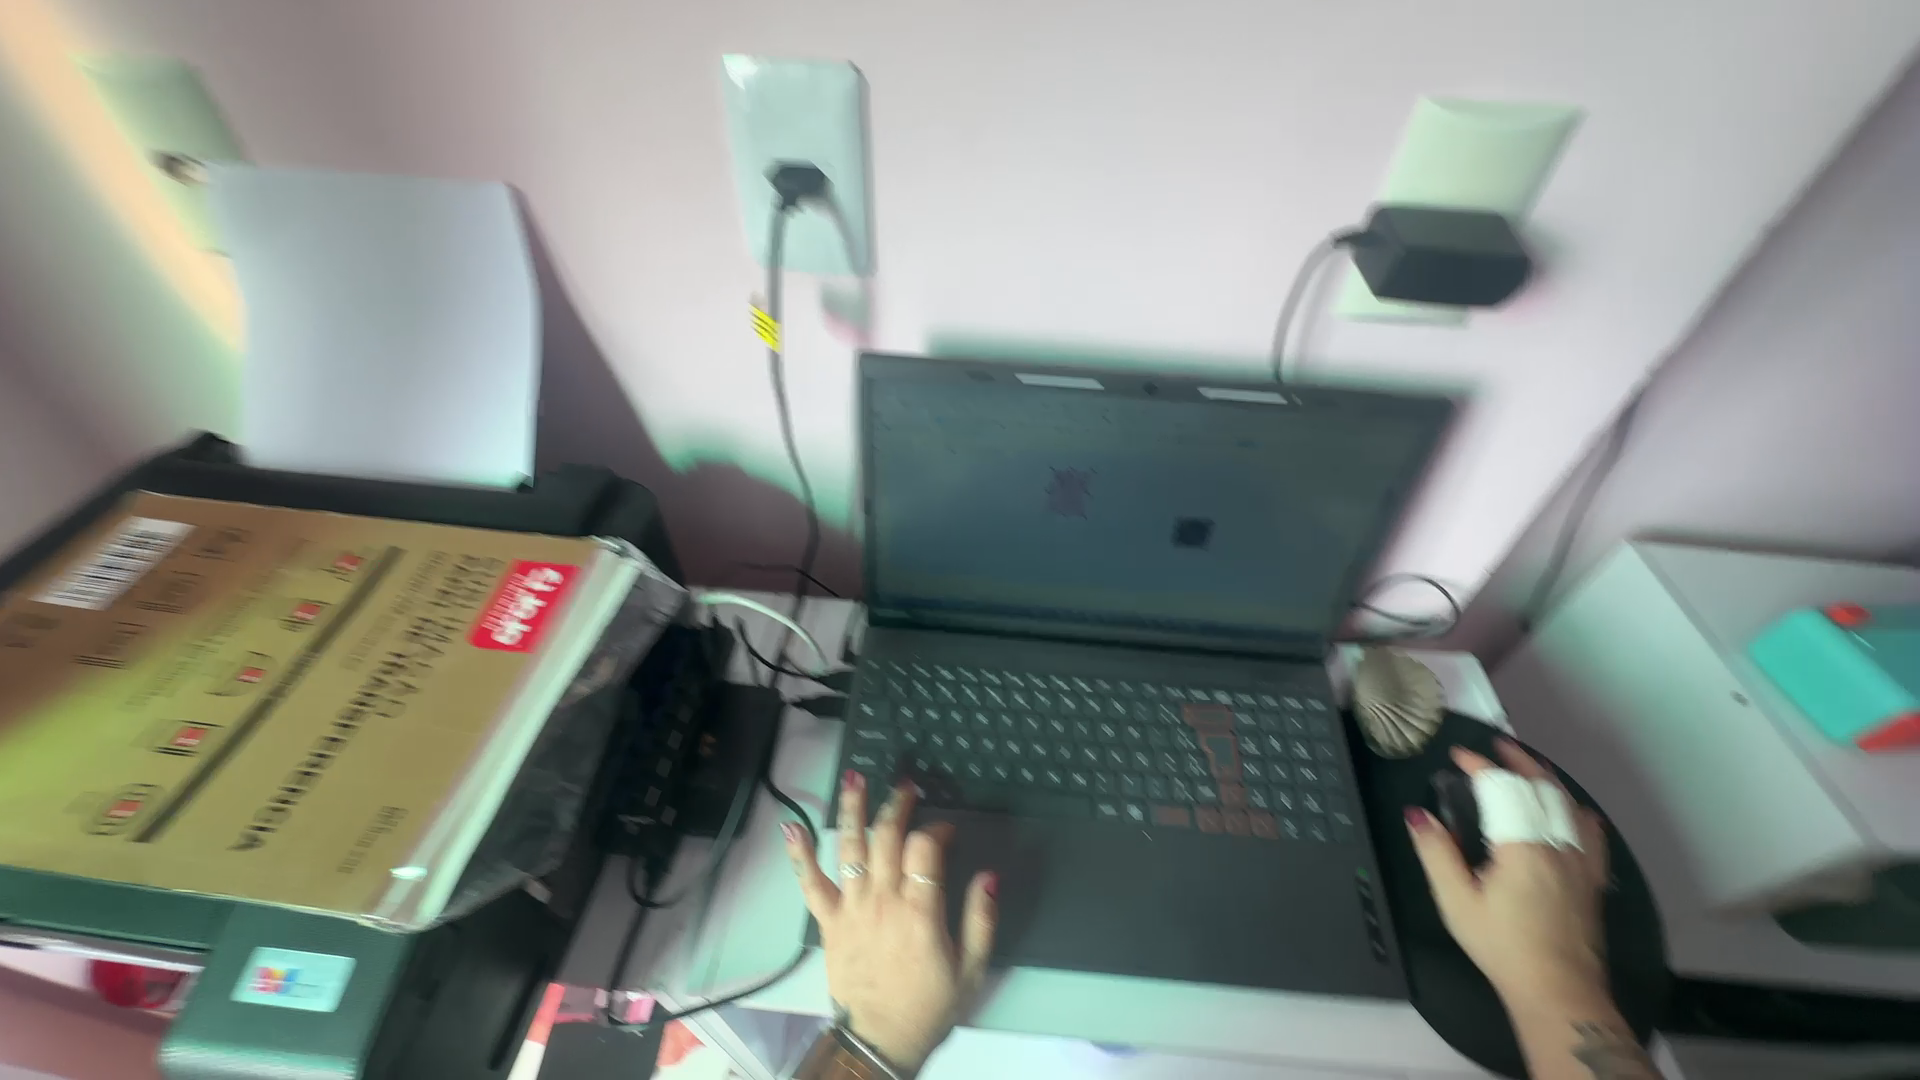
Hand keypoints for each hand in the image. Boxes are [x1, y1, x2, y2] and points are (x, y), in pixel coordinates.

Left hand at [782, 771, 996, 1073]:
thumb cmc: (929, 1004)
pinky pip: (811, 884)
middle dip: (898, 806)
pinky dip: (800, 855)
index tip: (947, 830)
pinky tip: (792, 826)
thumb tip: (989, 876)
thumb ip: (982, 919)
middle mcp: (883, 900)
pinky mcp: (829, 921)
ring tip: (854, 778)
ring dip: (853, 810)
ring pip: (851, 848)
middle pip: (888, 838)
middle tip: (906, 786)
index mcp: (920, 910)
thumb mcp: (971, 969)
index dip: (937, 830)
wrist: (880, 1041)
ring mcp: (852, 908)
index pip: (926, 849)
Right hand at [1406, 739, 1610, 1014]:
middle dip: (1517, 762)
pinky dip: (1579, 812)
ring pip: (1569, 807)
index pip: (1502, 790)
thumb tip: (1417, 813)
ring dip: (1547, 779)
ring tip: (1528, 765)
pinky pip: (1592, 835)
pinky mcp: (1592, 881)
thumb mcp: (1455, 900)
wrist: (1558, 992)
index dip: (1480, 767)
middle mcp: (1558, 848)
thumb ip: (1436, 852)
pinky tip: (1573, 809)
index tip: (1458, 756)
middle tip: (1495, 745)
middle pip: (1542, 790)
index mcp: (1522, 849)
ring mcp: (1581, 864)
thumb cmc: (1501, 945)